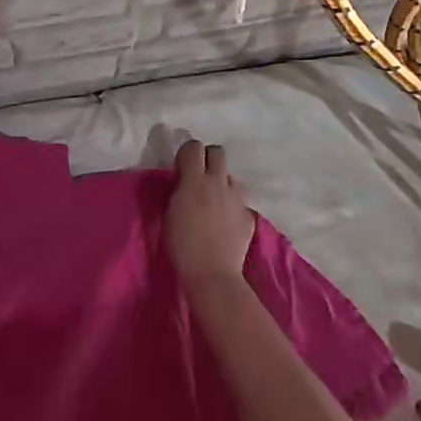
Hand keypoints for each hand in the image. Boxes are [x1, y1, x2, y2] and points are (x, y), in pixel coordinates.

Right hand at [166, 139, 255, 286]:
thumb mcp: (171, 211)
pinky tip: (224, 222)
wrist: (212, 273)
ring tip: (213, 200)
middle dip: (207, 158)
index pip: (193, 147)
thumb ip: (180, 189)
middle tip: (199, 176)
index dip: (186, 153)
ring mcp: (237, 198)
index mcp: (195, 180)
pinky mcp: (249, 215)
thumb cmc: (182, 245)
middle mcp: (219, 183)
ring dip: (221, 182)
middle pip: (218, 152)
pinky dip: (231, 205)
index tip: (181, 167)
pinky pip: (239, 201)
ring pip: (231, 177)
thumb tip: (186, 180)